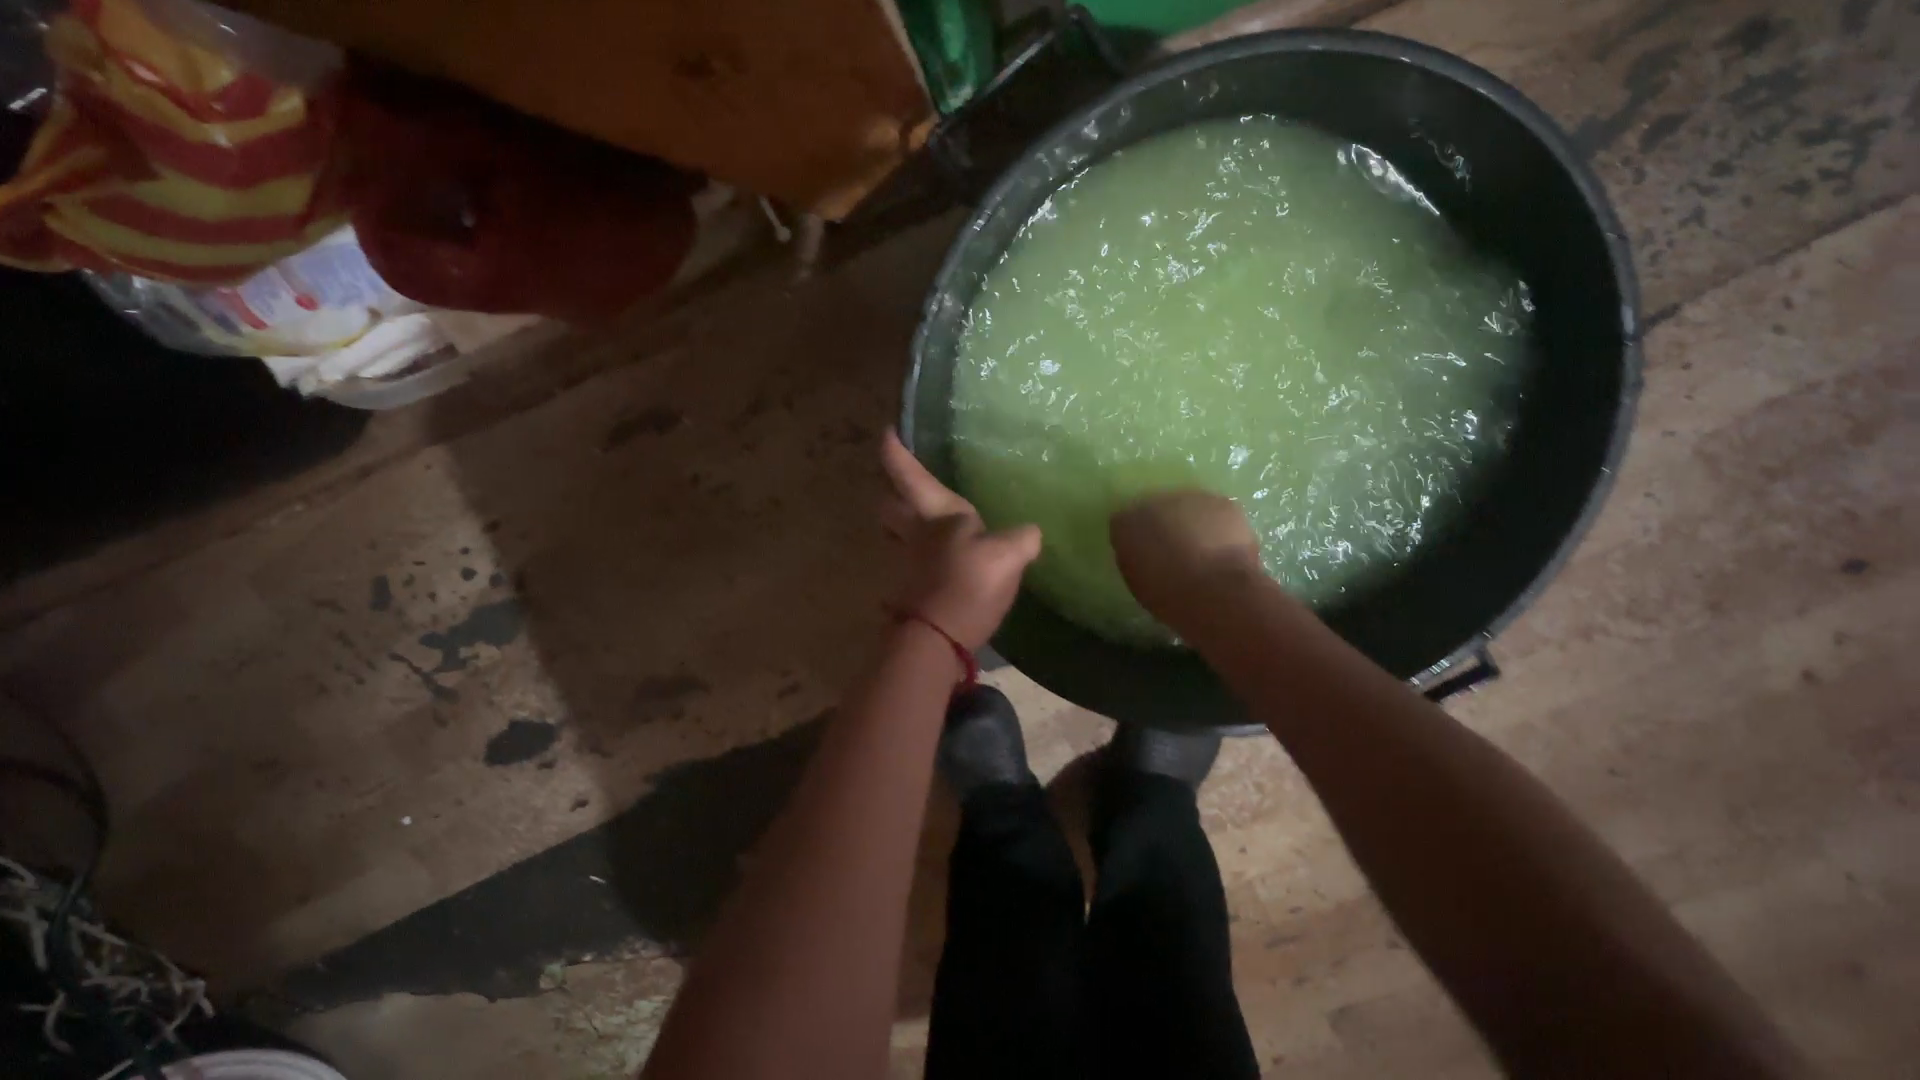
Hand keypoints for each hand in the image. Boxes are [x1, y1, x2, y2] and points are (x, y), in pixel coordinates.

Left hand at [881, 429, 1041, 649]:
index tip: (888, 432)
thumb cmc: (966, 584)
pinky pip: (915, 567)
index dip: (896, 453)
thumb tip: (1029, 533)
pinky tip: (947, 567)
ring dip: (908, 531)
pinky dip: (926, 563)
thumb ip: (1021, 538)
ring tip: (933, 530)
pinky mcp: (914, 595)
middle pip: (890, 508)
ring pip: (899, 538)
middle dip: (893, 495)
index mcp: (934, 514)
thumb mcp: (1007, 554)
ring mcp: (908, 566)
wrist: (936, 640)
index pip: (908, 474)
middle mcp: (914, 535)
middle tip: (903, 490)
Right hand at [1109, 490, 1263, 620]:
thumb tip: (1144, 554)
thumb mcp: (1139, 585)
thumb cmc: (1170, 596)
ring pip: (1186, 508)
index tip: (1146, 558)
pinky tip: (1225, 548)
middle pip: (1156, 510)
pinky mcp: (1220, 502)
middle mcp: (1152, 502)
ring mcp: (1189, 498)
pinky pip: (1214, 512)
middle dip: (1163, 527)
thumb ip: (1137, 560)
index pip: (1124, 525)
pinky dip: (1218, 526)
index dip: (1136, 541)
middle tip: (1175, 553)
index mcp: (1124, 525)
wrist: (1217, 589)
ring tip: (1203, 551)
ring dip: (1191, 524)